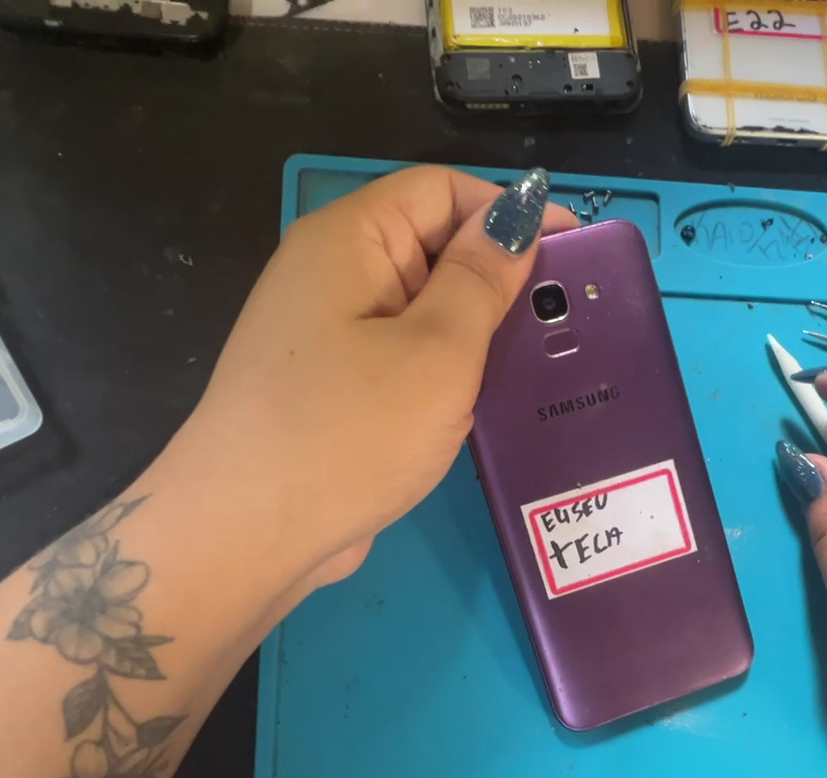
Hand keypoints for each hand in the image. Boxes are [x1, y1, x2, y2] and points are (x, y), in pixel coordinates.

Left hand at [174, 166, 576, 584]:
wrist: (251, 535)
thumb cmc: (348, 433)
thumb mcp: (435, 352)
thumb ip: (480, 281)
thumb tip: (513, 221)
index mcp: (350, 242)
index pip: (441, 192)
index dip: (509, 212)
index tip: (576, 252)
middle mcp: (333, 278)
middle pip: (431, 250)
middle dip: (501, 278)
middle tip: (569, 320)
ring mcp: (330, 340)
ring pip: (423, 313)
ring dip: (480, 333)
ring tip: (545, 363)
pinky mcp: (337, 393)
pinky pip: (405, 361)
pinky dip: (449, 373)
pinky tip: (493, 403)